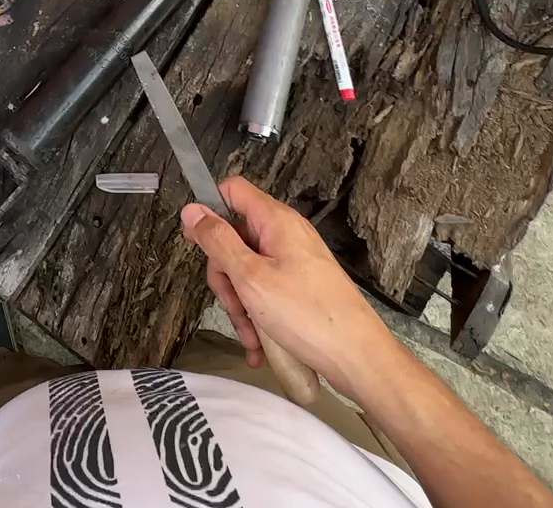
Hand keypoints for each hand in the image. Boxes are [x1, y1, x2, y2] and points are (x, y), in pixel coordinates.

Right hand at [179, 176, 393, 393]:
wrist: (361, 361)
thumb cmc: (307, 316)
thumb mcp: (250, 277)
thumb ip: (217, 241)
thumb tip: (191, 209)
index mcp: (275, 221)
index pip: (232, 190)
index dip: (209, 209)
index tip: (195, 242)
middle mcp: (285, 234)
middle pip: (235, 237)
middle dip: (226, 275)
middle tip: (233, 304)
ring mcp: (294, 260)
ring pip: (247, 268)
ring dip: (241, 302)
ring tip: (249, 336)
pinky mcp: (301, 285)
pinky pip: (266, 288)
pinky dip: (258, 313)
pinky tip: (259, 344)